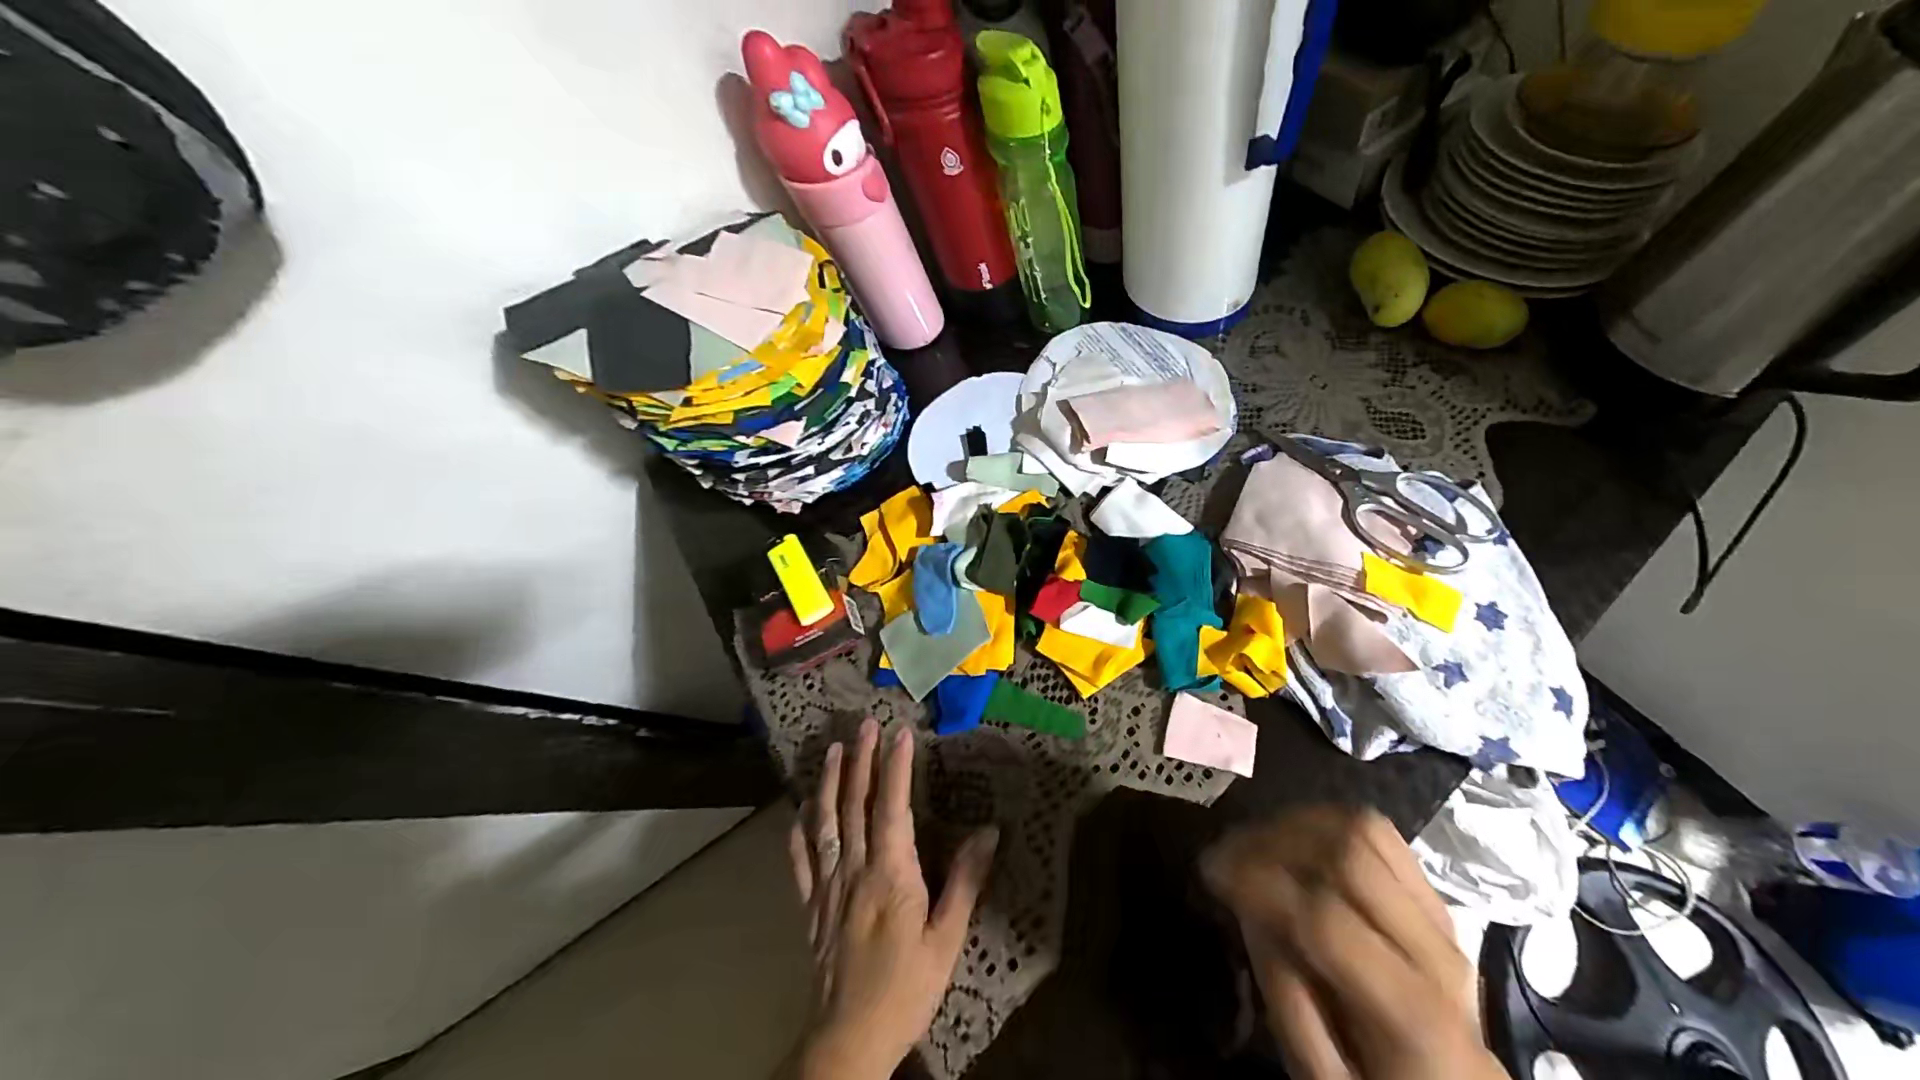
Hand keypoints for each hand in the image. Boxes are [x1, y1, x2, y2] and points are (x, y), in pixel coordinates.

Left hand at [783, 719, 998, 1079]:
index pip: (893, 808)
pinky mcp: (810, 907)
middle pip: (855, 804)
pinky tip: (799, 810)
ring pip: (825, 823)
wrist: (850, 1038)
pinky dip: (799, 831)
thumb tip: (988, 831)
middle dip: (860, 760)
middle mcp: (855, 870)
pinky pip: (801, 861)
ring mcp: (828, 886)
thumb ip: (965, 882)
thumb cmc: (907, 989)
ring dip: (827, 783)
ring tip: (831, 750)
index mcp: (891, 875)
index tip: (900, 732)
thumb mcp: (947, 940)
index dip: (896, 767)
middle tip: (864, 724)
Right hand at [1202, 807, 1503, 1079]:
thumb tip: (1250, 908)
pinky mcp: (1432, 895)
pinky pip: (1377, 832)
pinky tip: (1291, 837)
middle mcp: (1435, 951)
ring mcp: (1439, 916)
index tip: (1209, 870)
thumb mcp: (1323, 1076)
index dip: (1258, 884)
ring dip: (1295, 823)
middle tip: (1224, 851)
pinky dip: (1324, 821)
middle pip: (1350, 857)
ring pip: (1363, 830)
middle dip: (1272, 842)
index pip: (1326, 920)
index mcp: (1412, 1013)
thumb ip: (1285, 995)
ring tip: (1253, 840)